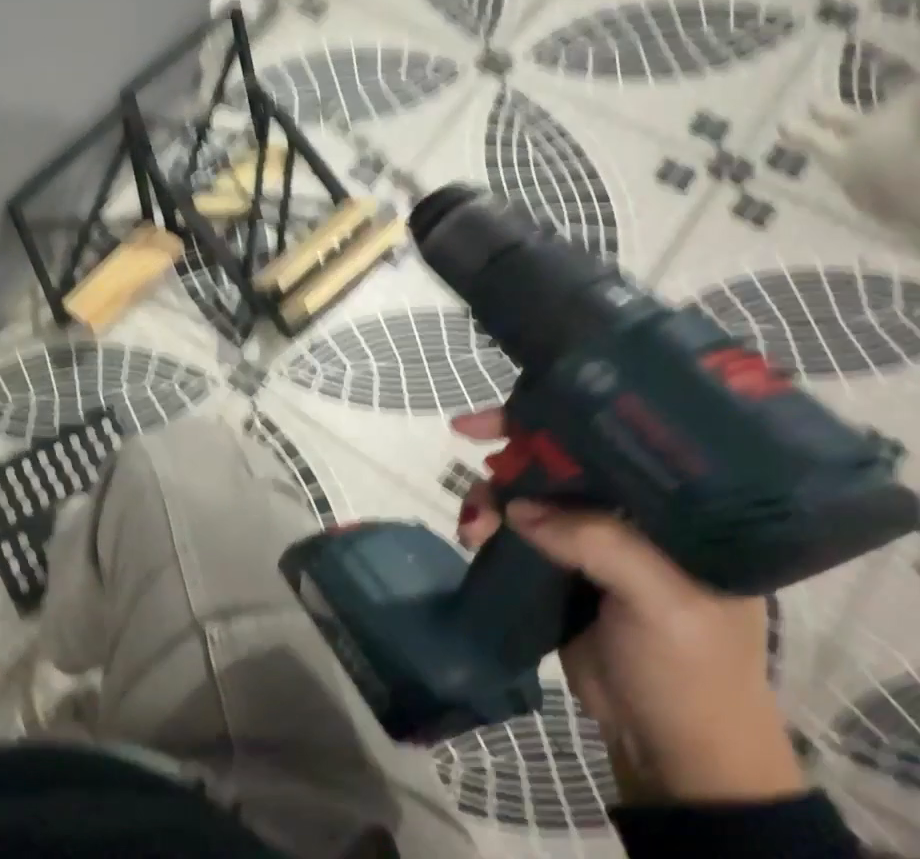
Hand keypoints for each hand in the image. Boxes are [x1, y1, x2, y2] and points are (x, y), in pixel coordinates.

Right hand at [451, 409, 805, 804]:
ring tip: (472, 524)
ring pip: (533, 498)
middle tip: (473, 458)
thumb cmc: (690, 670)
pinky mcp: (562, 573)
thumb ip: (599, 544)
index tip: (499, 416)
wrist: (671, 745)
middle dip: (514, 457)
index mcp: (683, 517)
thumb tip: (516, 508)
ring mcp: (597, 547)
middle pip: (566, 466)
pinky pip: (517, 534)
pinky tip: (472, 537)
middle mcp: (639, 521)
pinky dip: (490, 527)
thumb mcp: (662, 602)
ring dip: (494, 499)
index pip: (620, 449)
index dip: (562, 423)